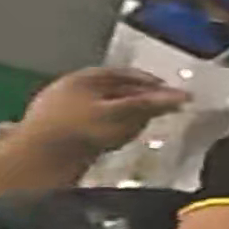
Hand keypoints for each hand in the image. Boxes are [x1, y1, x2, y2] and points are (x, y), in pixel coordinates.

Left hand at [16, 67, 188, 156]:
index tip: (174, 94)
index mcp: (85, 78)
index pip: (126, 74)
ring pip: (107, 102)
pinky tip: (122, 131)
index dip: (153, 82)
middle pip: (117, 88)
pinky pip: (96, 116)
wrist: (43, 154)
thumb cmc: (86, 128)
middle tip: (165, 108)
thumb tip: (185, 96)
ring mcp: (63, 105)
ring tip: (147, 121)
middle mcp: (71, 86)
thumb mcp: (125, 113)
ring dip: (130, 109)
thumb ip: (155, 104)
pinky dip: (115, 120)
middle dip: (143, 97)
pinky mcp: (61, 123)